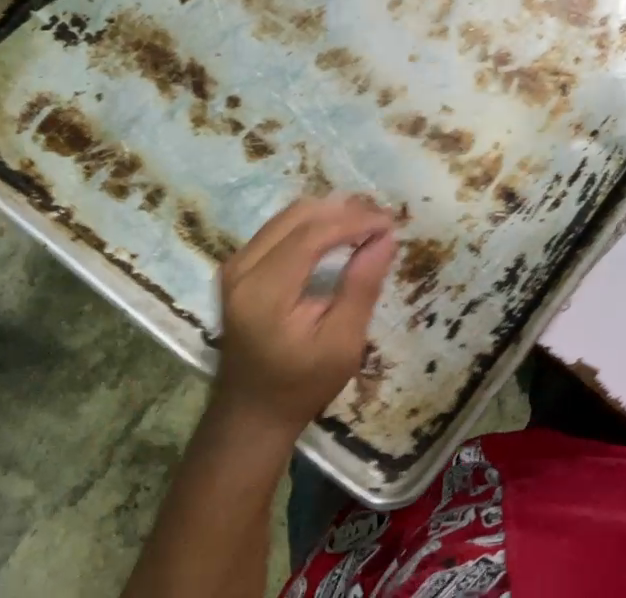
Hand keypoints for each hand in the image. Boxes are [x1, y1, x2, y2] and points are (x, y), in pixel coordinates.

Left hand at [212, 195, 400, 434]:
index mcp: (263, 291)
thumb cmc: (301, 385)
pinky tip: (340, 234)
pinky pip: (278, 229)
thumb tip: (386, 238)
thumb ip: (361, 288)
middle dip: (345, 211)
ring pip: (288, 216)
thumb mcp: (342, 344)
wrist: (251, 413)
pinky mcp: (238, 268)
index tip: (390, 224)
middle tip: (383, 221)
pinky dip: (313, 224)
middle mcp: (241, 269)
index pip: (311, 234)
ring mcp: (235, 266)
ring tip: (367, 225)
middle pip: (298, 216)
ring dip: (330, 214)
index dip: (354, 221)